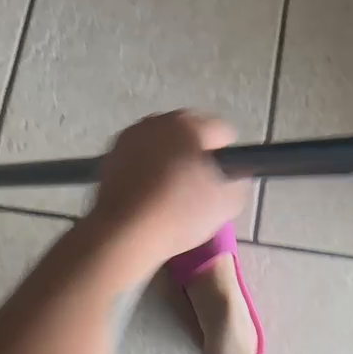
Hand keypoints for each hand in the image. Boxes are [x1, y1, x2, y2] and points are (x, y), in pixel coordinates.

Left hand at [85, 111, 249, 272]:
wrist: (123, 234)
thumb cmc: (178, 214)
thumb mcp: (226, 203)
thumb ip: (240, 182)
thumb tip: (237, 175)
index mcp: (192, 124)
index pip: (223, 131)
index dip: (227, 156)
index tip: (222, 180)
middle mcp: (162, 119)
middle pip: (191, 130)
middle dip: (198, 151)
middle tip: (198, 185)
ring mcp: (134, 133)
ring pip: (164, 140)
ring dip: (171, 155)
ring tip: (170, 190)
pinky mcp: (112, 152)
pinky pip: (140, 153)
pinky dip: (146, 165)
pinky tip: (147, 192)